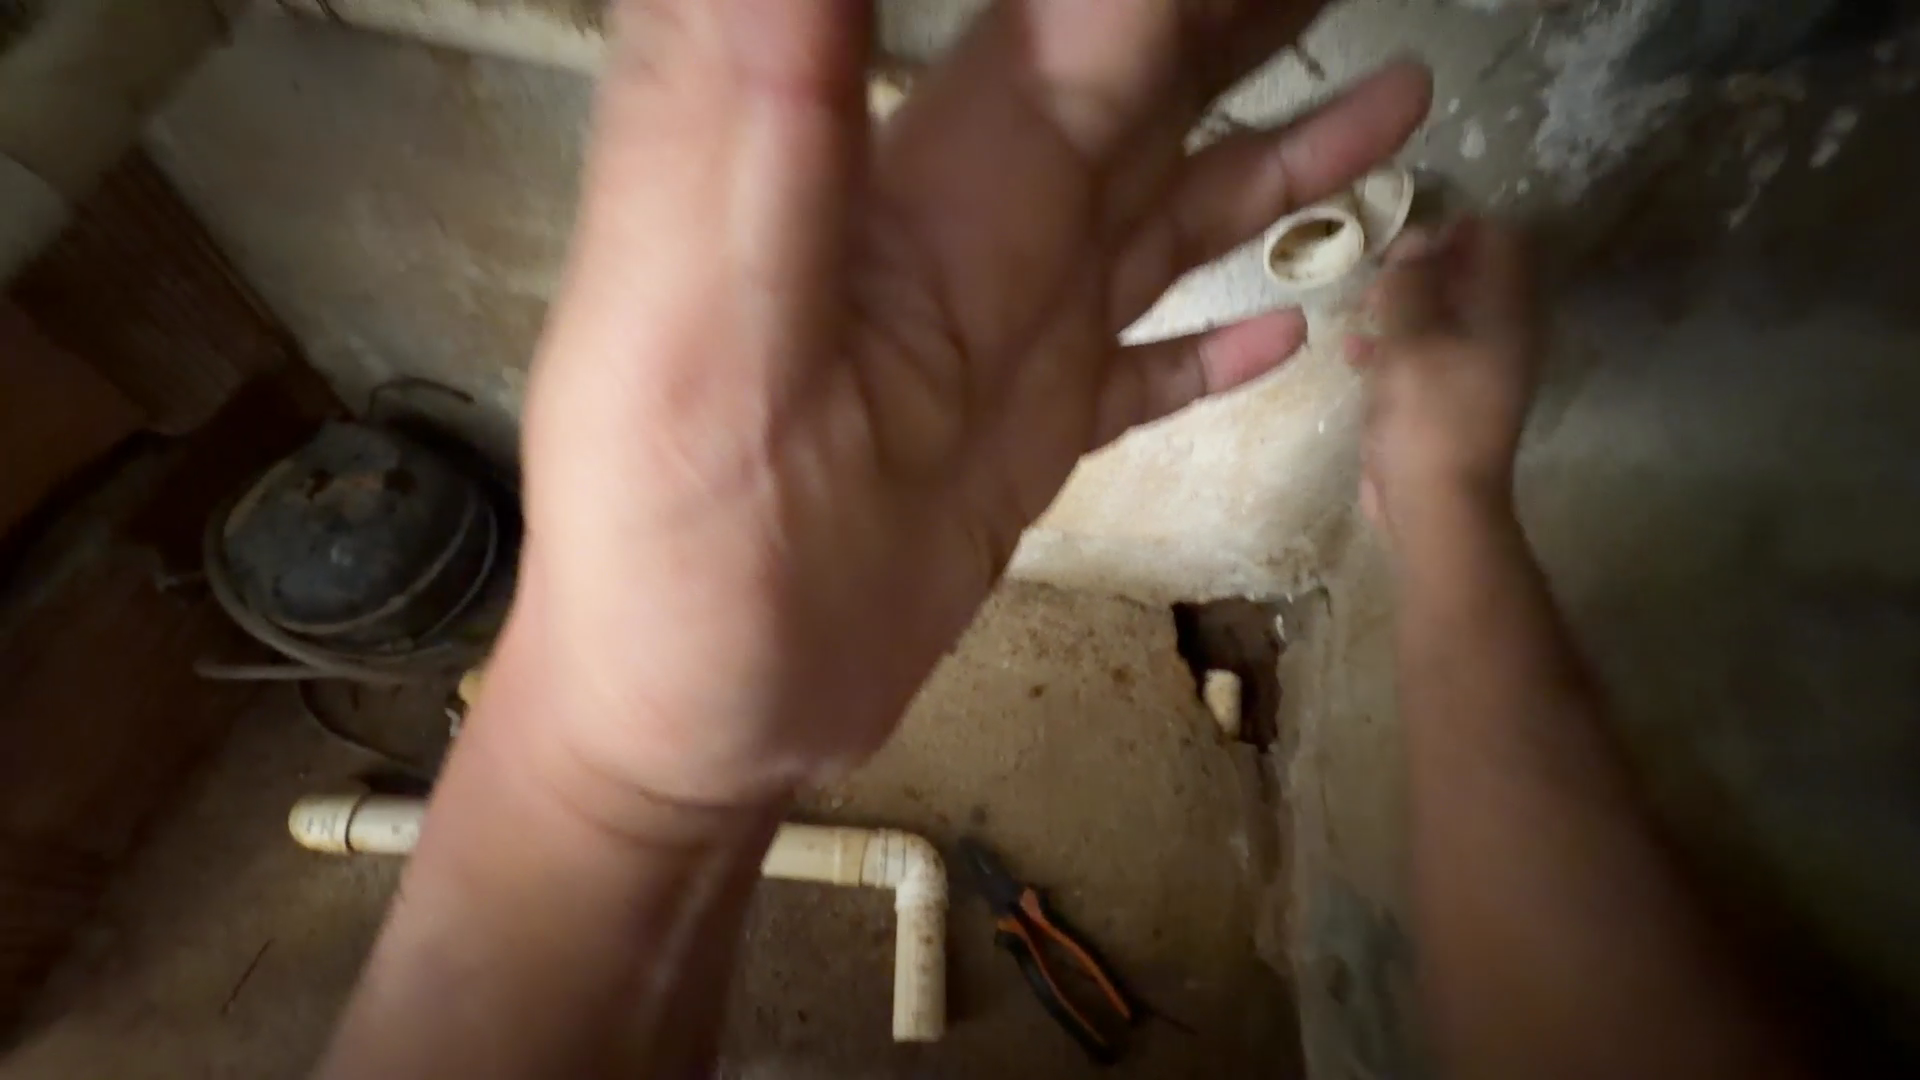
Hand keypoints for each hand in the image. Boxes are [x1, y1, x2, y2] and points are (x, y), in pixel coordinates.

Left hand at [509, 0, 1431, 814]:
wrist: (688, 710)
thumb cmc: (674, 553)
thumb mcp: (685, 327)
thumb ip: (743, 104)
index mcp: (902, 201)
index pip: (1061, 18)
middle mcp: (962, 252)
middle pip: (1130, 87)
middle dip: (1237, 21)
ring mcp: (1000, 359)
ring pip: (1156, 223)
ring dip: (1265, 170)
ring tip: (1389, 107)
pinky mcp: (1019, 455)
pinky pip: (1133, 378)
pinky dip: (1205, 352)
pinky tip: (1285, 328)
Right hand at [1348, 218, 1538, 538]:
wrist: (1431, 501)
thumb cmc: (1426, 419)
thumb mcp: (1412, 344)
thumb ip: (1411, 287)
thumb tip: (1413, 240)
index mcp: (1505, 314)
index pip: (1498, 241)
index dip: (1454, 229)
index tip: (1401, 239)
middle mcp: (1495, 334)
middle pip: (1466, 276)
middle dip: (1419, 267)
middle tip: (1374, 275)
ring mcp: (1467, 368)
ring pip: (1436, 314)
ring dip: (1399, 305)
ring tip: (1358, 307)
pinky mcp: (1437, 396)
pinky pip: (1416, 354)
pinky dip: (1388, 345)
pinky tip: (1353, 350)